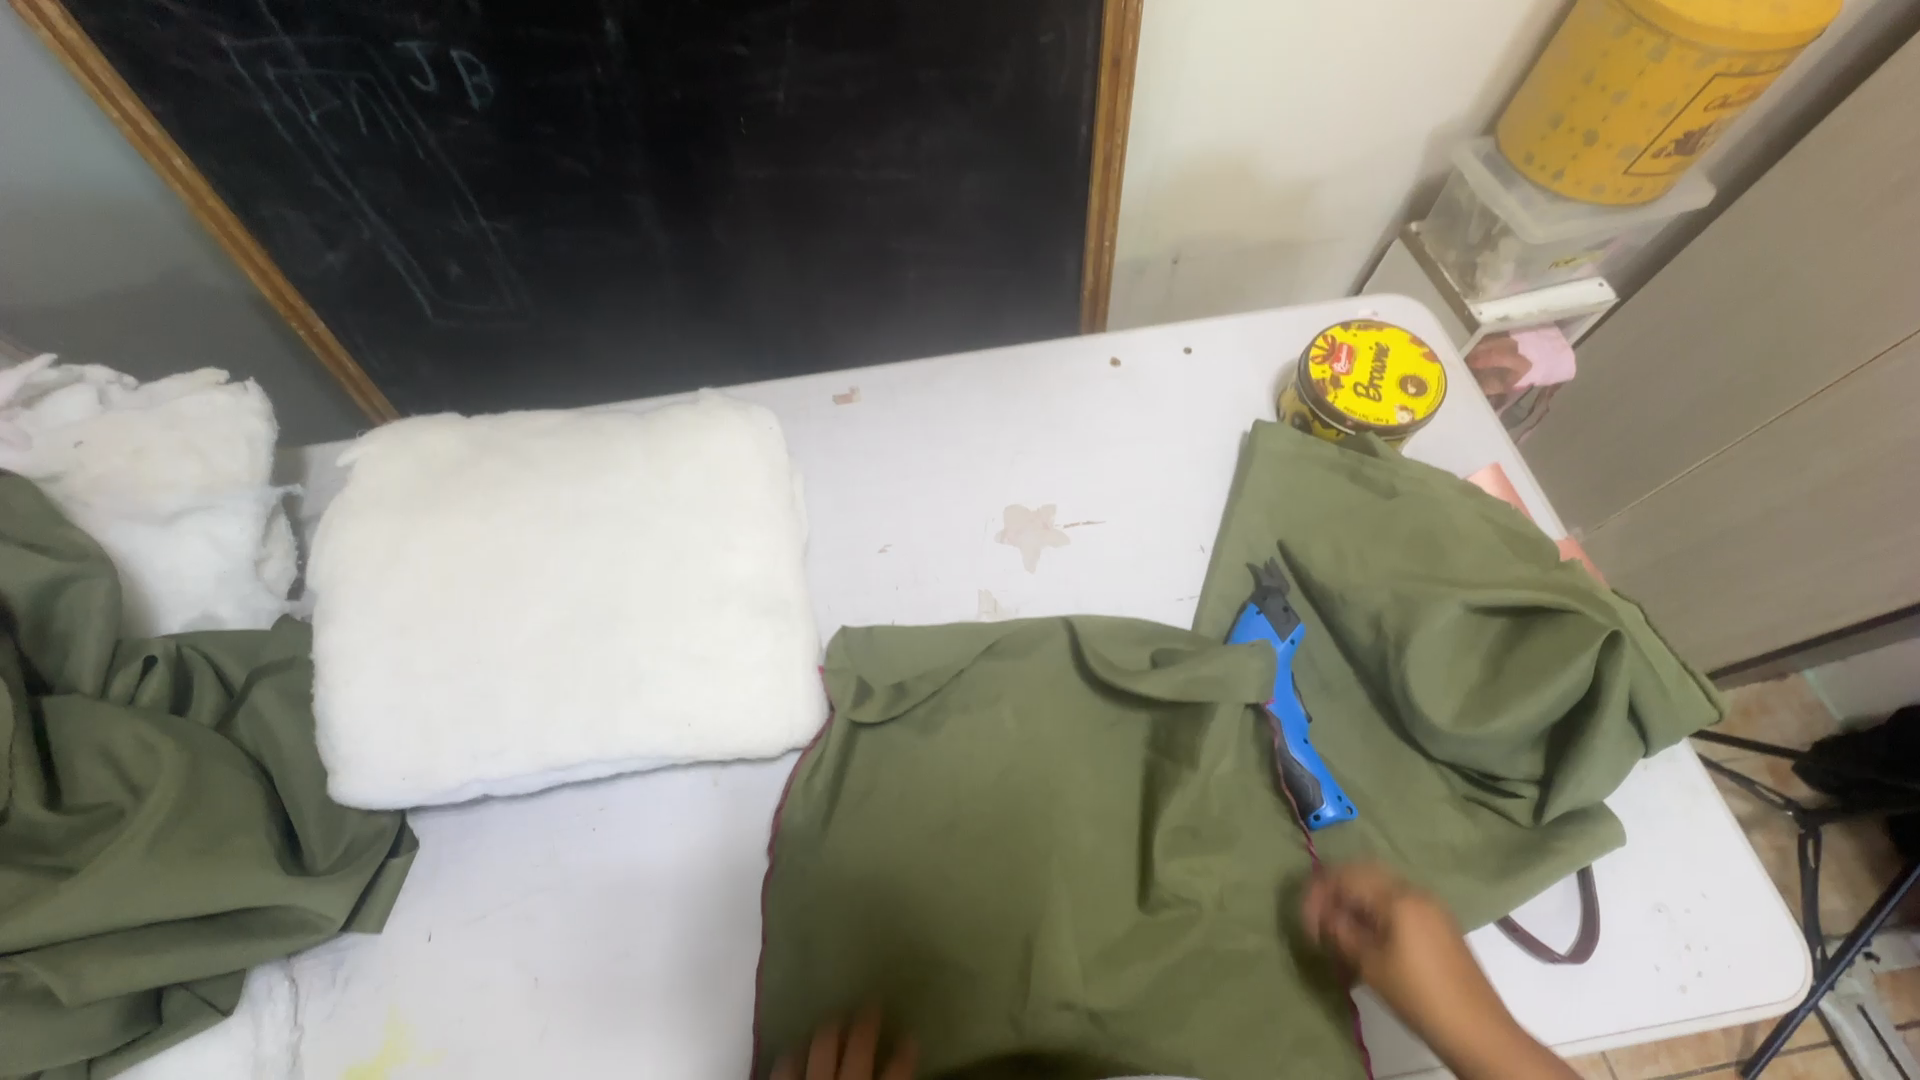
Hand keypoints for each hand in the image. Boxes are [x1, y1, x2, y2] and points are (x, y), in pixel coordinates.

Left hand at [772, 1010, 916, 1079]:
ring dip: (829, 1030)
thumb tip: (902, 1078)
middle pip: (860, 1047)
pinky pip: (783, 1070)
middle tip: (871, 1004)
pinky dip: (790, 1057)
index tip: (910, 1036)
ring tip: (834, 1019)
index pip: (899, 1072)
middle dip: (867, 1022)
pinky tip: (794, 1049)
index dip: (906, 1051)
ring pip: (822, 1047)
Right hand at [1301, 861, 1481, 1013]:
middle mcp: (1415, 892)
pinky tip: (1366, 937)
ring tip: (1339, 930)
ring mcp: (1430, 907)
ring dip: (1355, 902)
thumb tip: (1322, 914)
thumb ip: (1340, 930)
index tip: (1305, 921)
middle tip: (1318, 918)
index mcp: (1397, 897)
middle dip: (1335, 892)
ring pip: (1380, 888)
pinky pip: (1397, 904)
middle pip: (1363, 874)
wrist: (1479, 1032)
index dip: (1318, 893)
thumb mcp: (1369, 964)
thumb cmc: (1418, 995)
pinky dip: (1374, 912)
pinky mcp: (1439, 925)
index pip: (1344, 876)